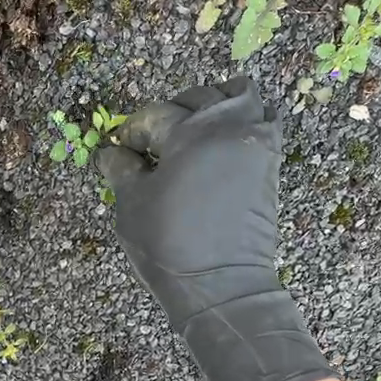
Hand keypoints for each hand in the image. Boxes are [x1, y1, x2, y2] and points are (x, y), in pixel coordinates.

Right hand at [96, 76, 331, 380]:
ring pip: (239, 96)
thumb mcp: (132, 207)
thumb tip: (111, 152)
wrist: (220, 283)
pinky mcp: (270, 160)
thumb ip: (122, 171)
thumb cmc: (167, 245)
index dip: (132, 130)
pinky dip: (239, 121)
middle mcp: (229, 125)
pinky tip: (217, 146)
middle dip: (172, 113)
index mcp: (190, 133)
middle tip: (153, 141)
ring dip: (213, 106)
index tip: (121, 149)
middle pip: (200, 98)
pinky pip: (260, 119)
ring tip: (191, 134)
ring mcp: (256, 139)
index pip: (156, 114)